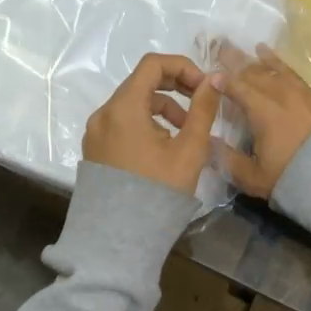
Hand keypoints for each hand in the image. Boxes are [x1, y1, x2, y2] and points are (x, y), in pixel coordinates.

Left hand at [83, 53, 221, 195]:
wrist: (117, 246)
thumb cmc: (157, 193)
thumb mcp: (189, 149)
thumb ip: (203, 108)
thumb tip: (215, 78)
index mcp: (123, 108)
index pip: (153, 64)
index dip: (183, 67)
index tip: (204, 87)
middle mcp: (103, 114)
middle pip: (142, 82)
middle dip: (175, 87)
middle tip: (199, 105)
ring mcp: (96, 134)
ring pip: (133, 104)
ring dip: (163, 107)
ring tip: (185, 132)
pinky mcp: (95, 152)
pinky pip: (123, 123)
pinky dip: (146, 123)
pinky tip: (164, 148)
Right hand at [215, 44, 310, 197]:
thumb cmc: (291, 177)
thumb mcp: (253, 177)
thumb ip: (228, 160)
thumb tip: (209, 142)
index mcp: (262, 111)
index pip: (237, 89)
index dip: (222, 82)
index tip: (209, 76)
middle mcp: (278, 94)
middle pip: (253, 73)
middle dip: (234, 62)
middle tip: (220, 49)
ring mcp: (297, 91)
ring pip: (270, 68)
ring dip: (253, 59)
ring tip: (240, 48)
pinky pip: (289, 70)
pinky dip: (276, 60)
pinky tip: (268, 54)